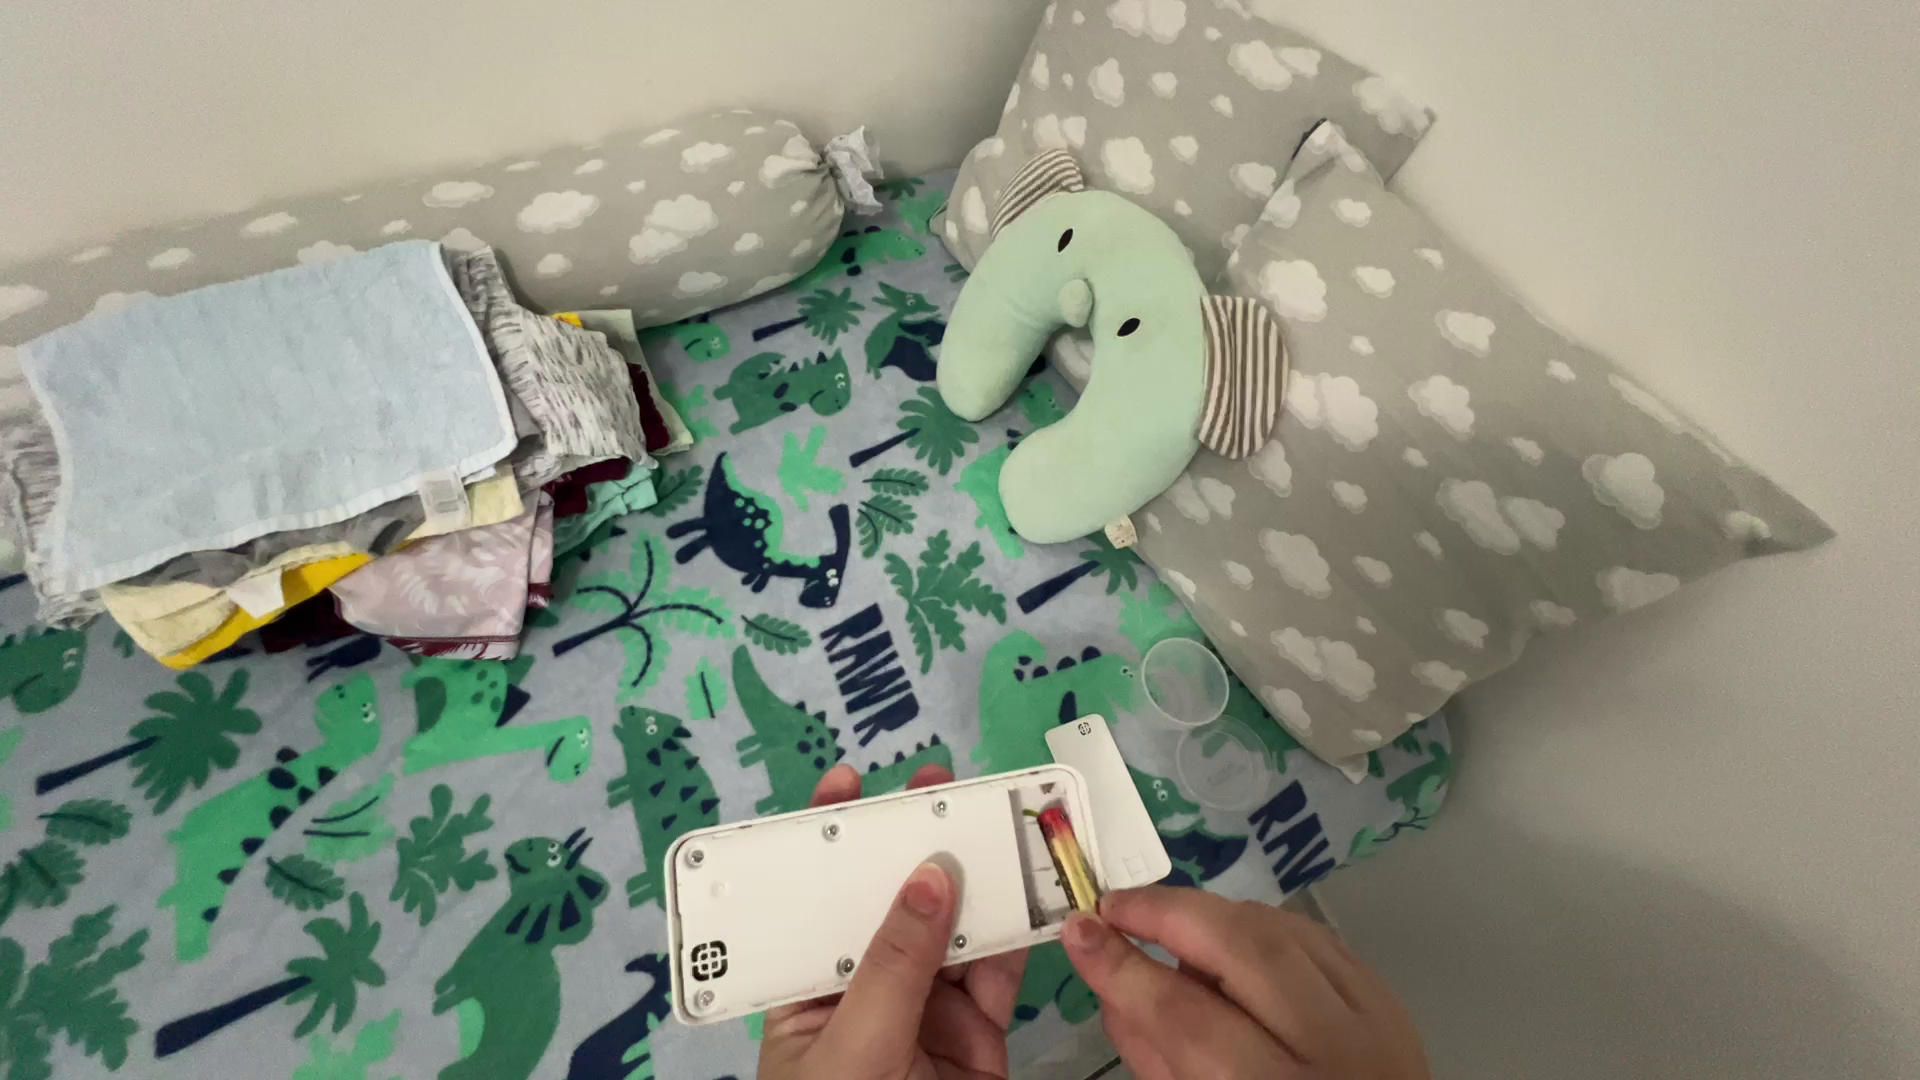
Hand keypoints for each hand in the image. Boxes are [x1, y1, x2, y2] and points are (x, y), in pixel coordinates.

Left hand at [759, 763, 1028, 1079]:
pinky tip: (1031, 885)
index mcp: (810, 990)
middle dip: (914, 840)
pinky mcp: (977, 1031)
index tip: (846, 783)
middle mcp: (868, 986)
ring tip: (995, 819)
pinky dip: (1018, 927)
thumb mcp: (854, 1052)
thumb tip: (931, 872)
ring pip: (951, 926)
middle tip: (940, 782)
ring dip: (974, 873)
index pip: (812, 901)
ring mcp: (926, 1005)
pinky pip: (998, 968)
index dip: (823, 838)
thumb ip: (893, 964)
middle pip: (891, 899)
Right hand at [1062, 886, 1429, 1079]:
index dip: (1124, 968)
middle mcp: (1344, 1057)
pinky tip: (1224, 940)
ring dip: (1207, 917)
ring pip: (1274, 929)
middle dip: (1165, 914)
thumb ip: (1152, 1054)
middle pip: (1243, 949)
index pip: (1189, 1019)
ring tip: (1165, 928)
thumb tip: (1107, 975)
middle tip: (1113, 906)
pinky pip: (1303, 931)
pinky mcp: (1384, 994)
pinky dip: (1253, 925)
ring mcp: (1375, 1019)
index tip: (1077, 929)